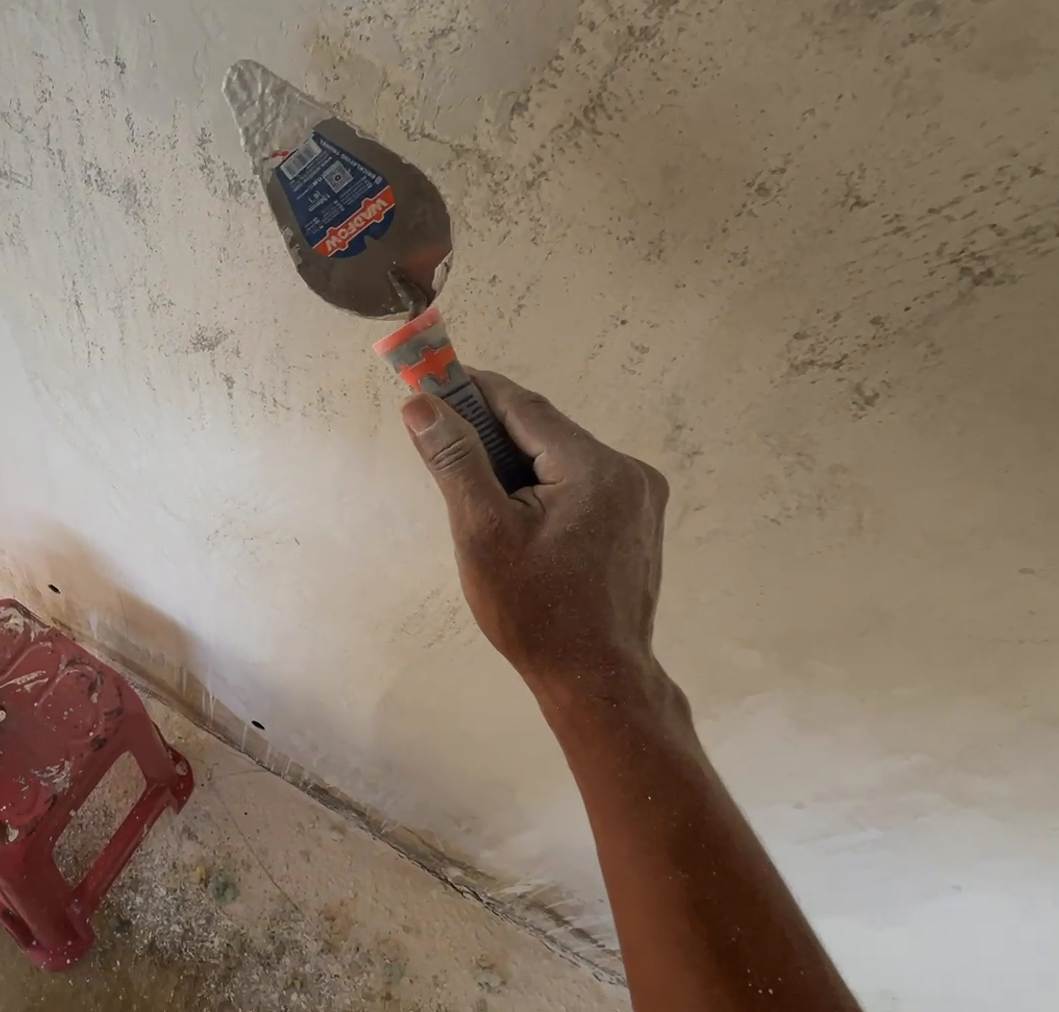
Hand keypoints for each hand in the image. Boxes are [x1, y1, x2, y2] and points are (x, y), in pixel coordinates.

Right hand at [401, 370, 671, 702]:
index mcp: (595, 467)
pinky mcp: (634, 523)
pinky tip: (508, 514)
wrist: (594, 679)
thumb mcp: (481, 531)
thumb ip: (454, 459)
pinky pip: (573, 483)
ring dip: (508, 460)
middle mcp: (628, 472)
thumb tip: (421, 405)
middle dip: (486, 430)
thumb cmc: (532, 608)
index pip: (523, 406)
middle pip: (541, 431)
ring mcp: (638, 499)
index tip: (431, 378)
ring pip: (556, 458)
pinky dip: (534, 483)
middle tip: (438, 439)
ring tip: (469, 490)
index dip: (472, 387)